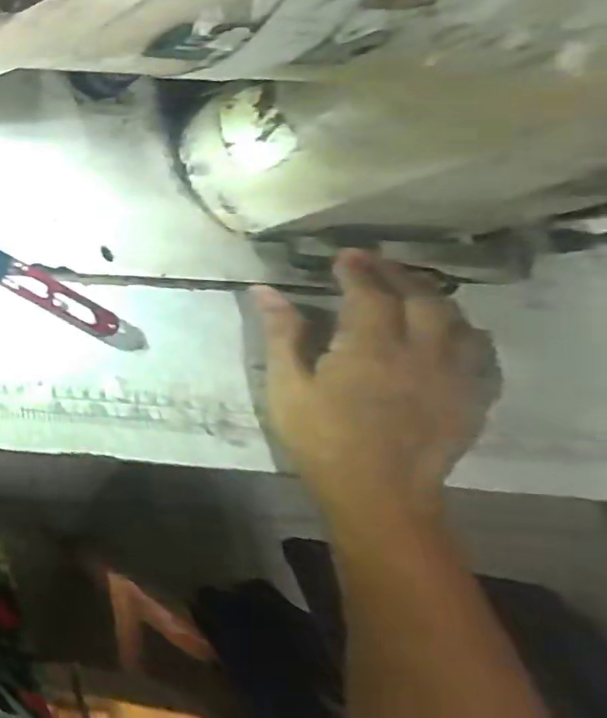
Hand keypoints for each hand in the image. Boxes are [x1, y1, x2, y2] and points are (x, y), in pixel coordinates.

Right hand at [255, 250, 498, 527]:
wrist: (377, 491)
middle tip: (375, 263)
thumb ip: (282, 333)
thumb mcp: (286, 383)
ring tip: (413, 291)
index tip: (343, 256)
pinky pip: (482, 356)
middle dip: (400, 276)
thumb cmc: (319, 434)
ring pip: (460, 324)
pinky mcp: (471, 400)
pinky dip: (467, 334)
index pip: (370, 295)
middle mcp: (421, 356)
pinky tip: (453, 334)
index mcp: (370, 349)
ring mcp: (455, 379)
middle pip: (424, 301)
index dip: (358, 271)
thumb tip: (265, 291)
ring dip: (436, 300)